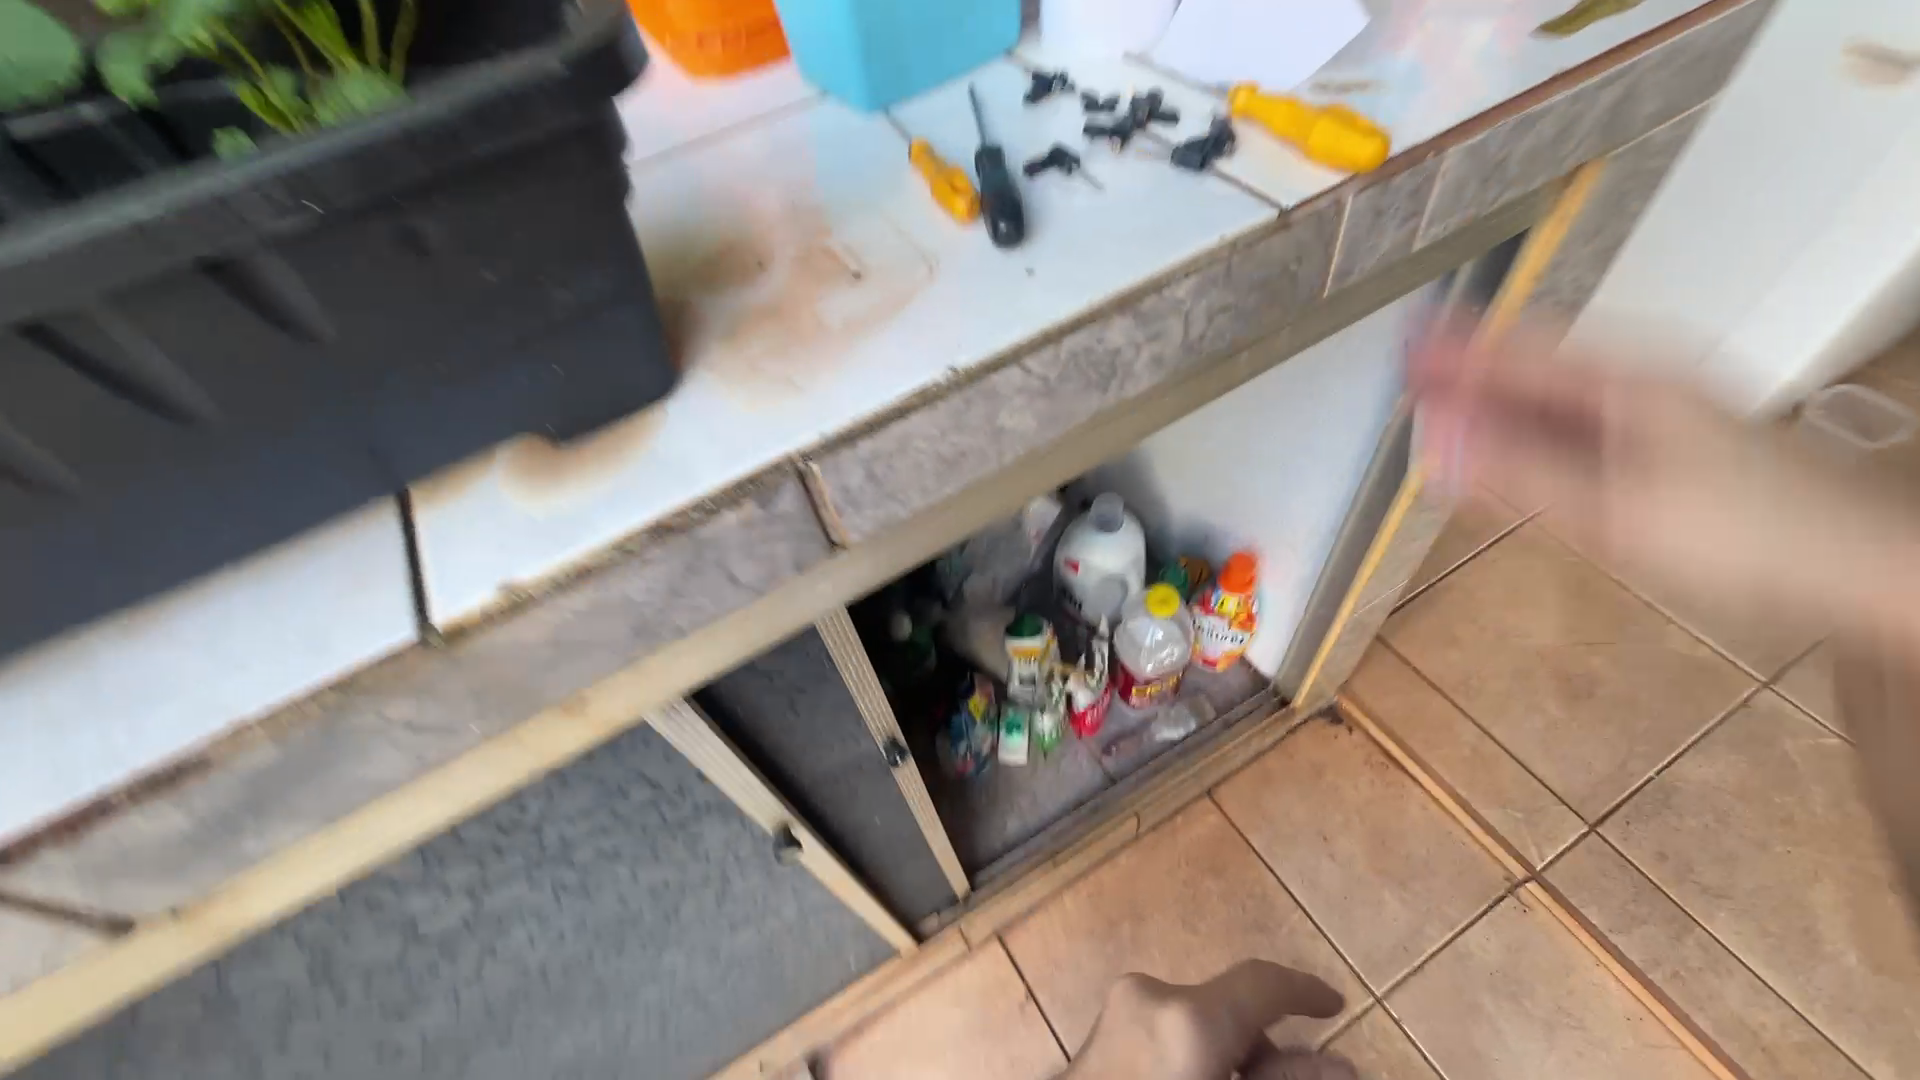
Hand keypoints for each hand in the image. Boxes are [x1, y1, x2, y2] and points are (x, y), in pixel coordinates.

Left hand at [1061, 961, 1351, 1079]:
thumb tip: (1339, 1065)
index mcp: (1189, 1018)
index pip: (1260, 982)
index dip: (1303, 990)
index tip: (1335, 1005)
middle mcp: (1152, 995)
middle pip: (1228, 1008)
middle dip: (1263, 1048)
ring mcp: (1121, 1007)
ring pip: (1197, 1021)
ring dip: (1227, 1054)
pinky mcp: (1104, 1025)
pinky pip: (1167, 1029)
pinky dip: (1193, 1055)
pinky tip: (1197, 1079)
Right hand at [1409, 323, 1919, 651]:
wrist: (1858, 563)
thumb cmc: (1743, 534)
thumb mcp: (1617, 510)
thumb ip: (1521, 476)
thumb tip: (1439, 451)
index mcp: (1626, 385)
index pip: (1520, 352)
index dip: (1458, 347)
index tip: (1404, 341)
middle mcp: (1634, 387)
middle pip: (1530, 371)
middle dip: (1466, 374)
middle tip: (1408, 374)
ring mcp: (1646, 416)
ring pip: (1547, 401)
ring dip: (1490, 405)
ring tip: (1437, 407)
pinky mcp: (1651, 447)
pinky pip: (1569, 429)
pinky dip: (1524, 435)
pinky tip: (1498, 449)